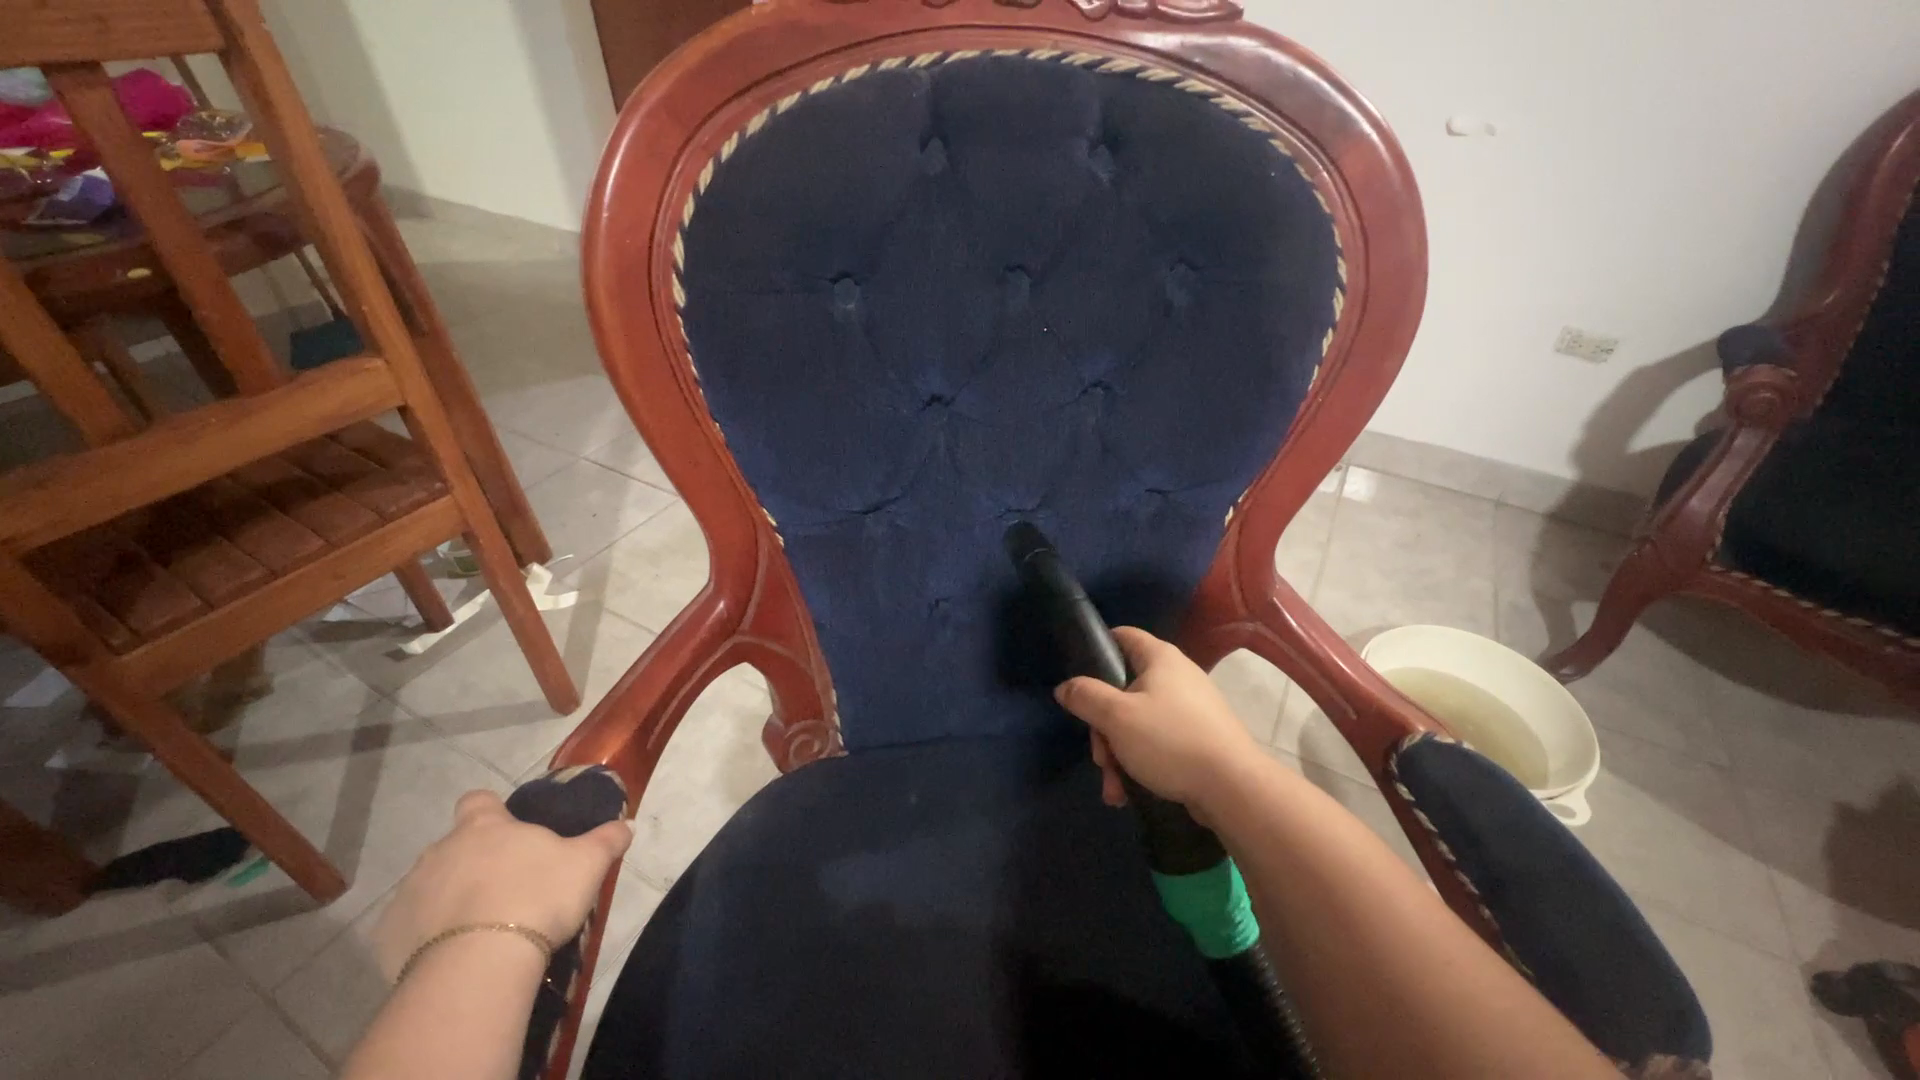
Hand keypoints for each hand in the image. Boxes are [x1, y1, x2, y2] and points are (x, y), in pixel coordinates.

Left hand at [372, 790, 633, 980]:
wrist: (478, 962)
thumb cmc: (537, 897)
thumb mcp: (587, 864)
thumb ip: (607, 840)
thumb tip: (628, 824)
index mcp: (483, 827)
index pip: (478, 800)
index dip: (491, 811)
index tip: (507, 830)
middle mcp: (439, 851)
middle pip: (453, 847)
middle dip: (473, 863)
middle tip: (506, 889)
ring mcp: (409, 892)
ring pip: (430, 886)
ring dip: (450, 899)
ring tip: (482, 928)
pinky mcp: (389, 935)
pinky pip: (409, 928)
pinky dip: (427, 938)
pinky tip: (453, 955)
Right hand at [1054, 627, 1260, 811]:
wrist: (1233, 788)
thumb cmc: (1169, 740)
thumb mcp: (1117, 717)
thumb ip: (1085, 696)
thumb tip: (1065, 687)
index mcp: (1160, 658)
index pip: (1122, 636)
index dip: (1096, 649)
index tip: (1077, 678)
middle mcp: (1177, 676)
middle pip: (1123, 690)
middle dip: (1103, 727)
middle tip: (1100, 756)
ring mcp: (1190, 709)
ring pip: (1137, 723)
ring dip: (1118, 754)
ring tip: (1114, 786)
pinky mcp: (1197, 739)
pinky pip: (1157, 743)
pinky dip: (1139, 763)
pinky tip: (1128, 792)